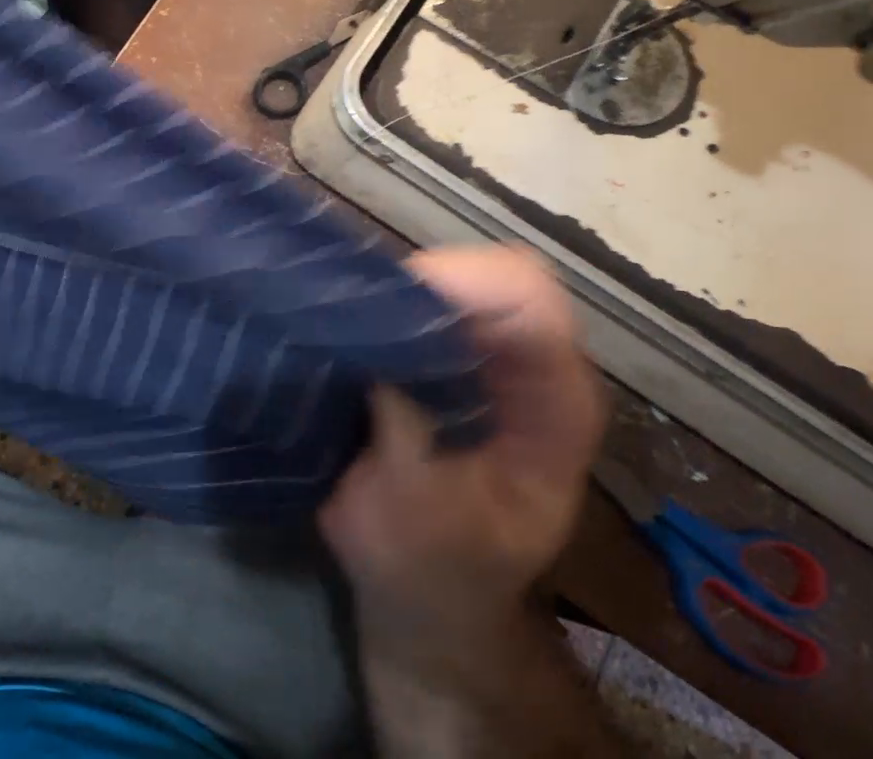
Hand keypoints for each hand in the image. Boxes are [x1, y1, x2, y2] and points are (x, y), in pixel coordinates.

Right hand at [319, 246, 607, 666]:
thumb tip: (378, 366)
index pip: (529, 303)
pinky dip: (360, 314)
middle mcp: (520, 368)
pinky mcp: (424, 367)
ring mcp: (470, 364)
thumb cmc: (434, 567)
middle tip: (335, 310)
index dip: (461, 284)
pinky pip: (395, 315)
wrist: (420, 593)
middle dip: (407, 285)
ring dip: (378, 295)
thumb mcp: (424, 517)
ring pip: (433, 289)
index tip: (381, 300)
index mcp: (551, 403)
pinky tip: (322, 334)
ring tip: (320, 318)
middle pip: (478, 279)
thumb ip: (412, 442)